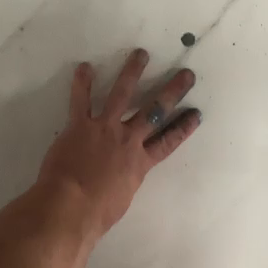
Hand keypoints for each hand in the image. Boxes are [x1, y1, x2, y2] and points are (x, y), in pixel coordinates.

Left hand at [36, 49, 200, 234]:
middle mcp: (127, 140)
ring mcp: (105, 129)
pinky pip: (81, 100)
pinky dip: (82, 82)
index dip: (183, 127)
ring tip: (141, 54)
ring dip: (132, 72)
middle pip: (154, 111)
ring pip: (122, 94)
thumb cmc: (96, 213)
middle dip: (171, 91)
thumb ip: (125, 180)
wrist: (71, 208)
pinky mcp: (80, 125)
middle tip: (186, 75)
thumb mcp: (121, 198)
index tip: (195, 113)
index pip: (167, 141)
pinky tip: (84, 66)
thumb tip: (121, 176)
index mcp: (140, 163)